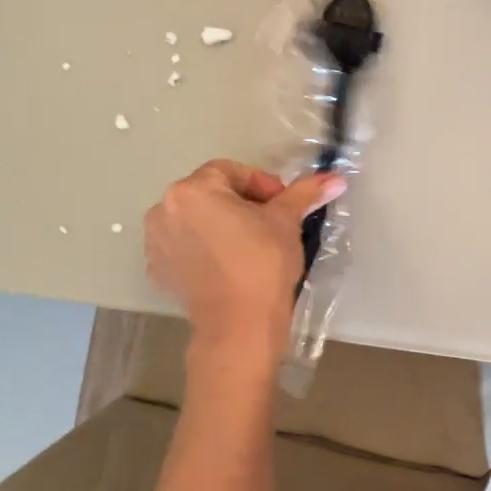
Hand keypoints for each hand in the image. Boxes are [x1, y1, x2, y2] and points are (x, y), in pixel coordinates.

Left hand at [144, 160, 345, 351]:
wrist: (238, 320)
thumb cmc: (263, 261)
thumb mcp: (288, 221)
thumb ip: (306, 193)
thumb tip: (335, 178)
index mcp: (193, 191)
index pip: (229, 170)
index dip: (261, 182)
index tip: (282, 204)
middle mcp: (163, 210)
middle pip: (208, 193)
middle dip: (241, 202)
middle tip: (270, 222)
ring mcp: (155, 242)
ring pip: (194, 219)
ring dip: (221, 223)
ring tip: (250, 243)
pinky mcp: (158, 269)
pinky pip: (184, 246)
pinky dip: (206, 247)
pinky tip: (230, 263)